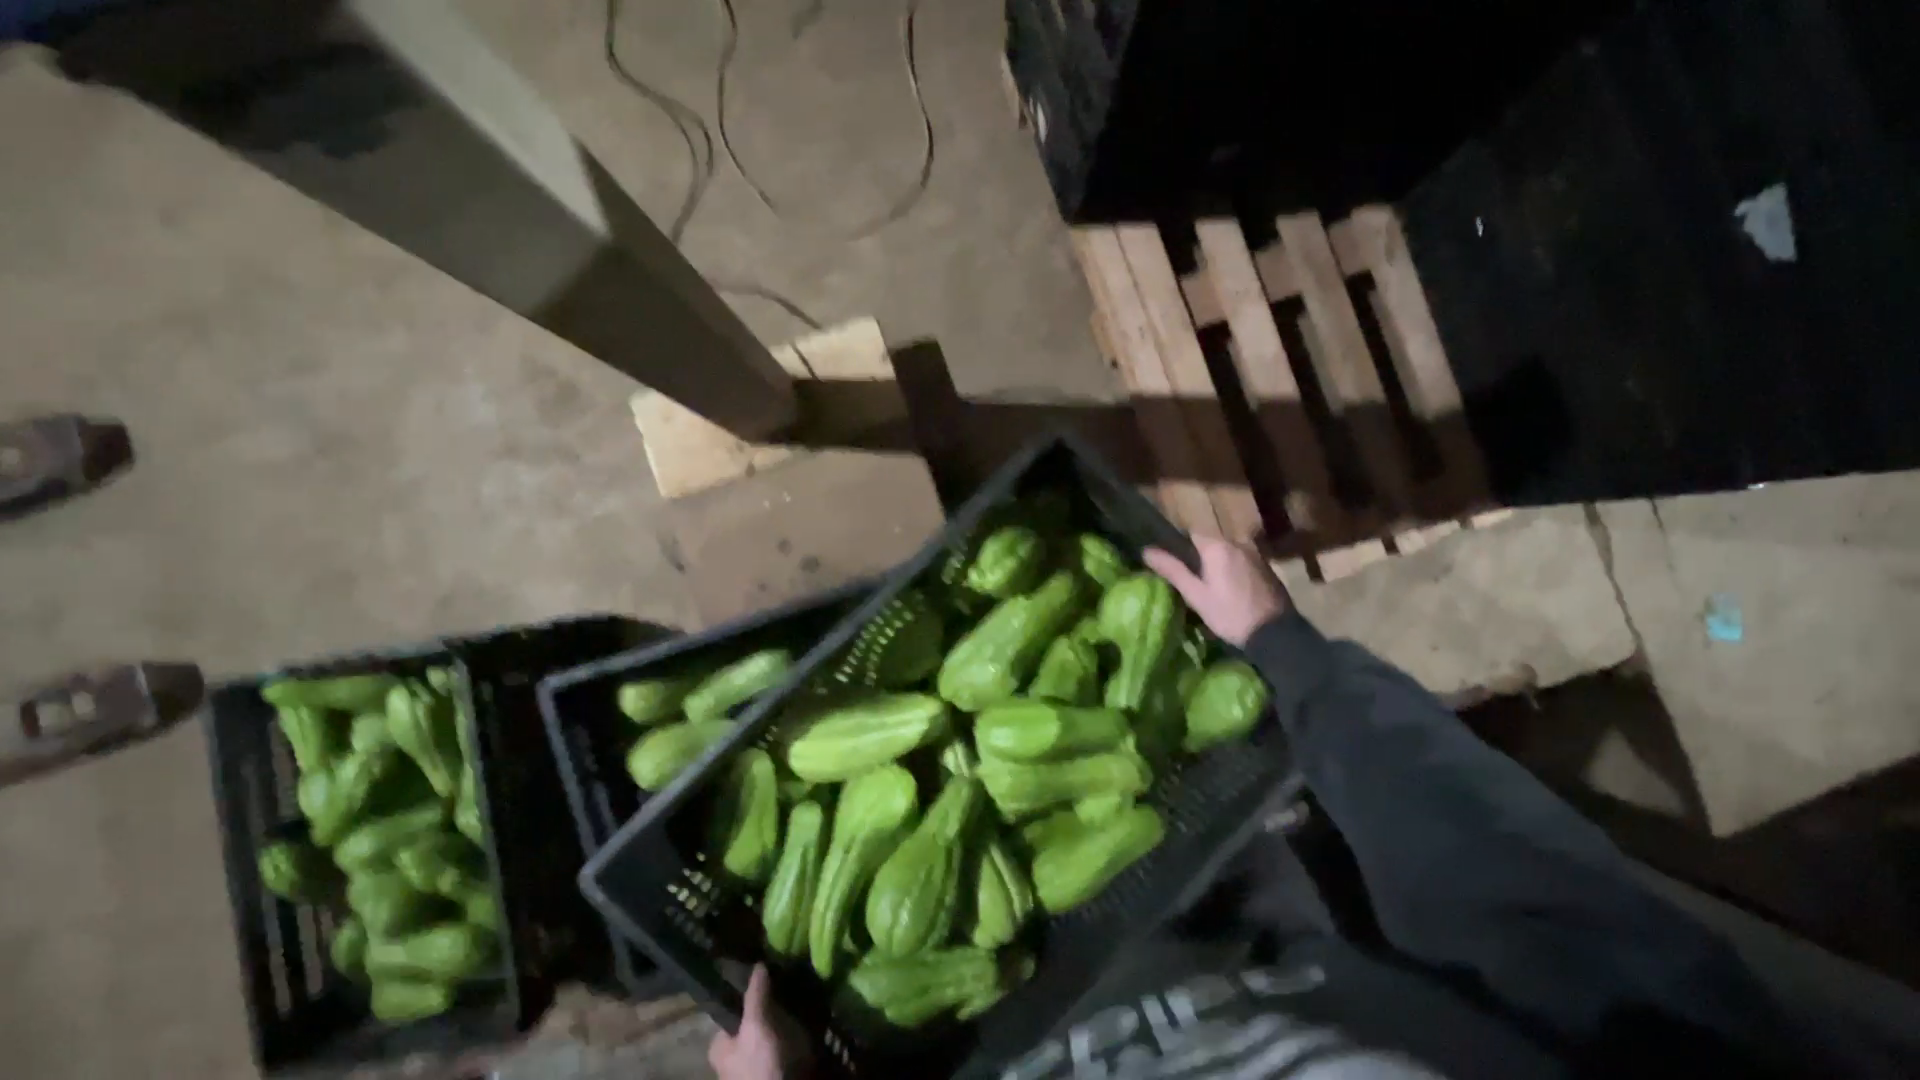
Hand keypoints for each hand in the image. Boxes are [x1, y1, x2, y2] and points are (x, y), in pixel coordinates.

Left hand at [708, 965, 798, 1079]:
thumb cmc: (761, 1066)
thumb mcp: (756, 1025)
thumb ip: (755, 994)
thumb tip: (758, 963)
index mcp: (720, 1045)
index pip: (735, 1006)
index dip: (751, 989)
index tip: (772, 971)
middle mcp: (735, 1055)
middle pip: (755, 1017)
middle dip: (774, 1002)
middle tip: (794, 981)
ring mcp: (757, 1064)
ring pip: (774, 1029)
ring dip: (789, 1015)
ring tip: (806, 994)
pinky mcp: (779, 1069)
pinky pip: (788, 1042)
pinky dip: (798, 1030)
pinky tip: (812, 1016)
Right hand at [1143, 536, 1288, 647]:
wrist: (1276, 633)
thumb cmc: (1230, 614)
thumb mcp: (1196, 595)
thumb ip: (1172, 570)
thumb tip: (1146, 550)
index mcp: (1217, 546)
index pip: (1190, 534)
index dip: (1180, 548)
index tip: (1175, 566)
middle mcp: (1237, 542)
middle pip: (1210, 543)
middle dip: (1200, 558)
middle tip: (1192, 582)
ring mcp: (1255, 554)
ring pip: (1227, 553)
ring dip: (1218, 565)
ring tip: (1212, 588)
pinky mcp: (1267, 567)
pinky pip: (1242, 561)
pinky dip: (1233, 571)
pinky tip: (1231, 591)